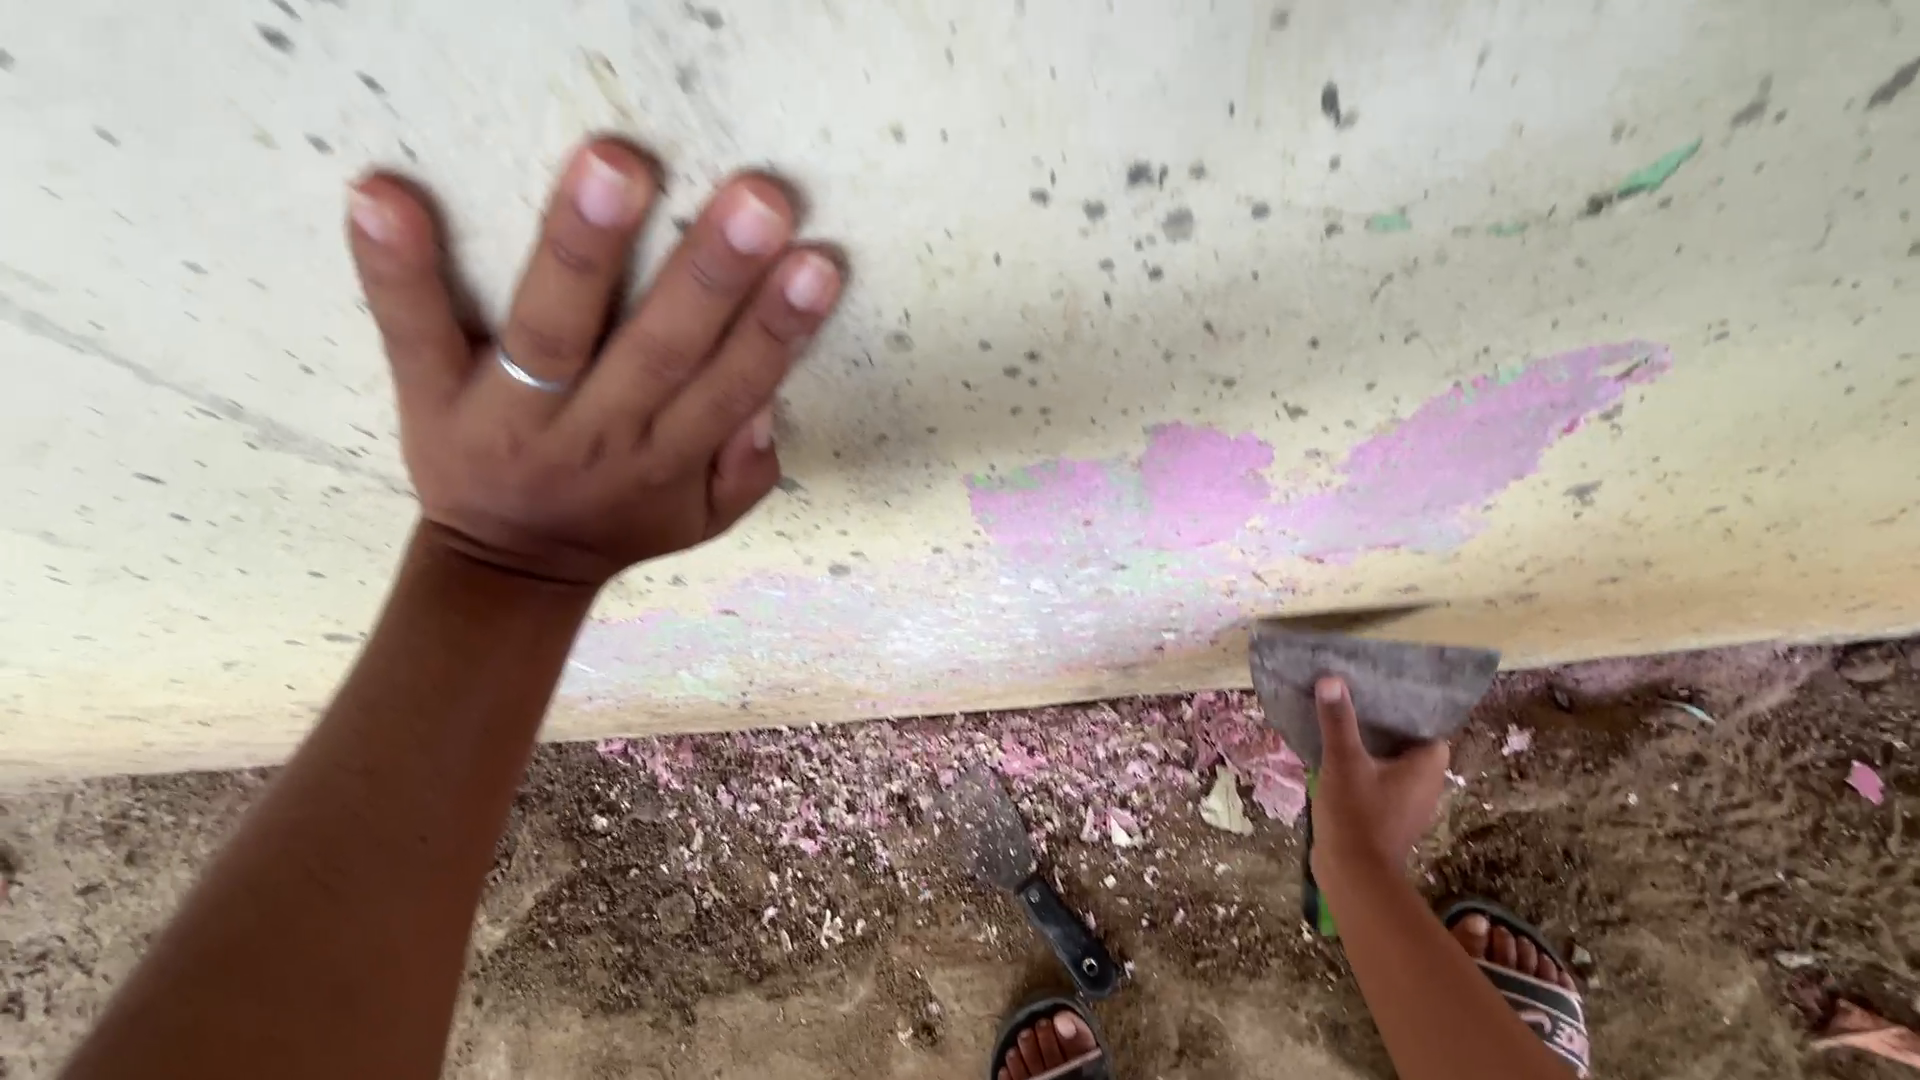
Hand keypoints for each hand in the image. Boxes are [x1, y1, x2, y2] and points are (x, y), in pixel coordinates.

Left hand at [347, 138, 843, 584]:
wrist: (510, 567)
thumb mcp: (706, 518)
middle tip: (756, 199)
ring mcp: (510, 415)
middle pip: (659, 352)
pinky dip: (396, 269)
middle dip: (710, 275)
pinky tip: (384, 195)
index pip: (733, 387)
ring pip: (552, 332)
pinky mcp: (429, 395)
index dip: (777, 328)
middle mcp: (598, 435)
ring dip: (583, 249)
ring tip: (615, 165)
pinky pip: (412, 331)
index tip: (817, 264)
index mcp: (667, 460)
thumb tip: (765, 399)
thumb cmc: (621, 523)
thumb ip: (748, 468)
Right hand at [1309, 676, 1450, 877]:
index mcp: (1426, 768)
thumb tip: (1331, 679)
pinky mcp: (1388, 817)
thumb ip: (1338, 720)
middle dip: (1385, 724)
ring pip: (1393, 764)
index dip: (1408, 709)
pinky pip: (1380, 781)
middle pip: (1408, 744)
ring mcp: (1407, 804)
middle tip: (1356, 700)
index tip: (1382, 690)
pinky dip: (1364, 767)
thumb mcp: (1343, 761)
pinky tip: (1337, 757)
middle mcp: (1425, 785)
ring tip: (1344, 722)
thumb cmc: (1357, 814)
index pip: (1428, 727)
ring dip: (1372, 746)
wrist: (1353, 874)